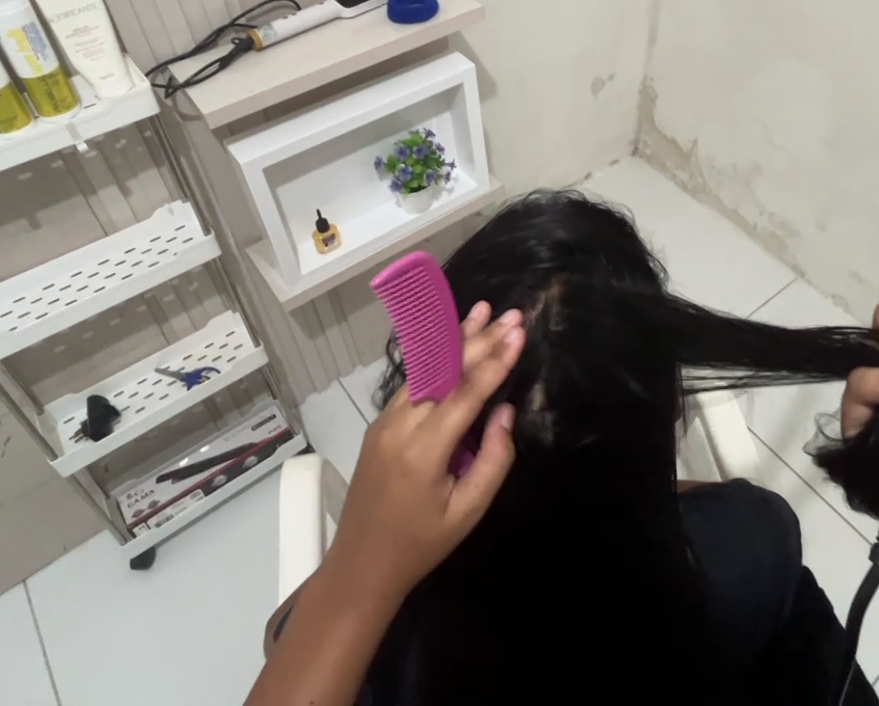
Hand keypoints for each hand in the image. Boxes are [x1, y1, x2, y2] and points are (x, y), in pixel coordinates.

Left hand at [325, 302, 524, 601]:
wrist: (360, 565)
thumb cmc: (421, 544)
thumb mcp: (468, 512)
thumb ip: (494, 460)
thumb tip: (505, 411)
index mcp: (423, 451)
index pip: (465, 393)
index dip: (494, 360)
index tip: (518, 333)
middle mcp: (399, 426)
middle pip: (444, 371)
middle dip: (480, 339)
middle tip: (511, 314)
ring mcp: (384, 421)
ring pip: (424, 369)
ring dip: (455, 340)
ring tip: (482, 312)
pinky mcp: (380, 423)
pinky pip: (413, 383)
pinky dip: (436, 358)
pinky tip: (453, 340)